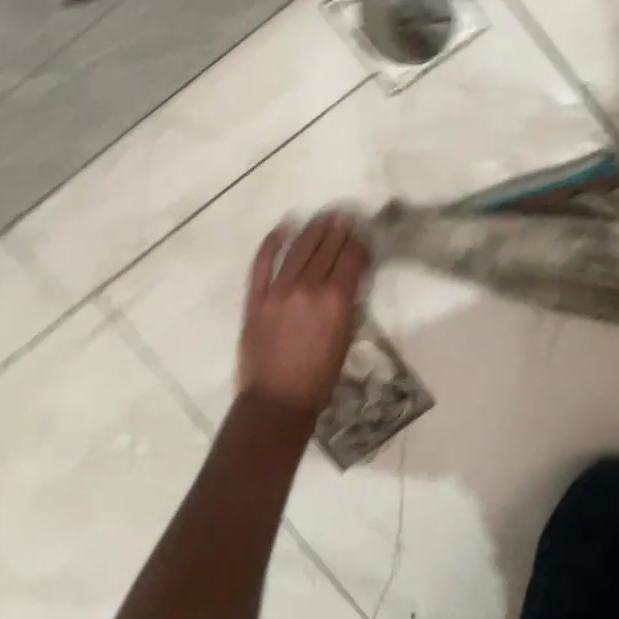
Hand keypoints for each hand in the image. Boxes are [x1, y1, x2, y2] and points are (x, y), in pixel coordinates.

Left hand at [237, 212, 368, 417]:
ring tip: (324, 217)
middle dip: (339, 230)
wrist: (276, 401)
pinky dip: (272, 243)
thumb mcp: (346, 337)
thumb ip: (349, 303)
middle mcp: (308, 287)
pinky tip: (283, 228)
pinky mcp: (256, 298)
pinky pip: (263, 263)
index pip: (351, 257)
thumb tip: (353, 276)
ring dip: (313, 229)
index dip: (359, 243)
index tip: (362, 235)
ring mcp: (278, 290)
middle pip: (327, 248)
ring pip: (299, 249)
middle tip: (345, 217)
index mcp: (336, 299)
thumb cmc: (320, 376)